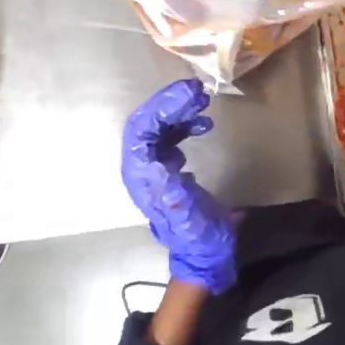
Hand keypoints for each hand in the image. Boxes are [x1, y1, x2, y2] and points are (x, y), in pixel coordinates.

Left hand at [122, 80, 237, 293]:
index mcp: (143, 180)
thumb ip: (176, 198)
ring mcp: (152, 169)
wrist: (204, 254)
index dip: (161, 108)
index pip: (141, 132)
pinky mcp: (166, 169)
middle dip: (169, 104)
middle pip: (146, 125)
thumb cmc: (199, 239)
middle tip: (197, 91)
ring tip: (202, 102)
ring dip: (176, 112)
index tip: (189, 93)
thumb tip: (163, 170)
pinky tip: (202, 124)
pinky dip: (182, 125)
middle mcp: (142, 171)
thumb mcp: (191, 221)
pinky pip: (167, 137)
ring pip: (156, 128)